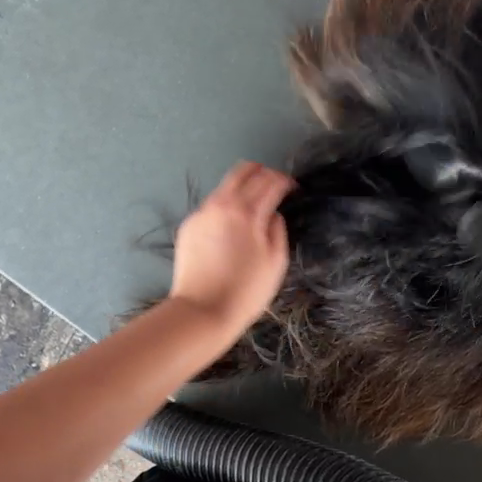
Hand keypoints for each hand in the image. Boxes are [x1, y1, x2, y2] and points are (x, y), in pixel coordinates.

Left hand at [165, 162, 294, 337]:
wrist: (201, 311)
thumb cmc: (245, 291)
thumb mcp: (275, 263)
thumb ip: (278, 230)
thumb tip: (273, 214)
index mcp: (248, 212)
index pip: (270, 181)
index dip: (285, 181)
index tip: (292, 188)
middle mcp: (223, 203)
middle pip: (245, 170)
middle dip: (263, 172)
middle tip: (274, 184)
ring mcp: (203, 212)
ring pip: (226, 184)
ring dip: (243, 185)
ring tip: (253, 202)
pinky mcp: (189, 223)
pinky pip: (212, 204)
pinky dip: (226, 205)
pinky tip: (230, 224)